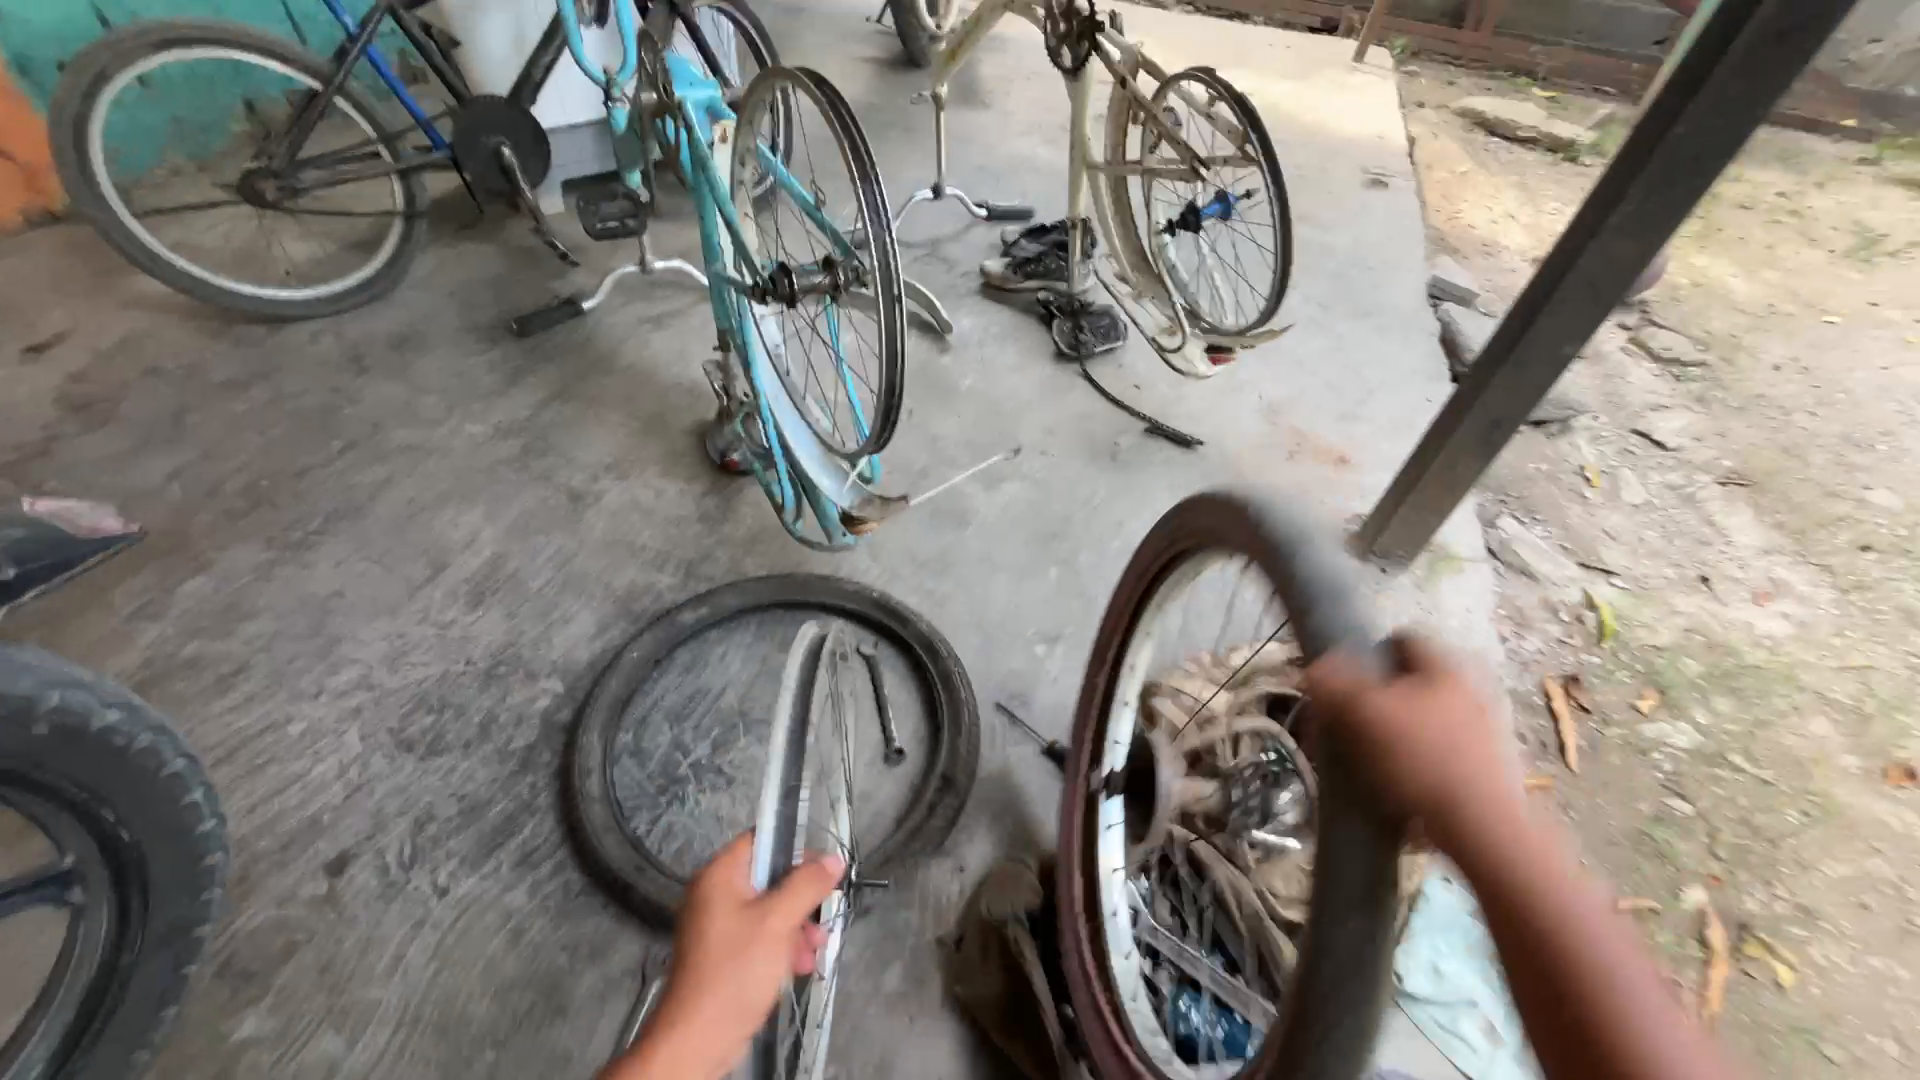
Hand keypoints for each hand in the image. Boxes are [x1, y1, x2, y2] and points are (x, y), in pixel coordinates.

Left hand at [607, 833, 844, 1079]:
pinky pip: (760, 934)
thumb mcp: (778, 922)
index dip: (794, 847)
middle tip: (822, 915)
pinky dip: (782, 945)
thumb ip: (807, 885)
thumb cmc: (735, 971)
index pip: (760, 838)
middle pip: (769, 876)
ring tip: (815, 949)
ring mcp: (718, 925)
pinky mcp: (725, 953)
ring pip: (769, 908)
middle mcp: (715, 894)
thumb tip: (834, 858)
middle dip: (801, 897)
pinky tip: (800, 966)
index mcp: (719, 875)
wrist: (697, 1040)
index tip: (823, 867)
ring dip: (797, 925)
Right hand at [1305, 635, 1522, 850]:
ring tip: (1368, 753)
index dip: (1371, 651)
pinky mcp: (1486, 766)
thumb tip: (1315, 667)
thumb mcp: (1363, 713)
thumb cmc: (1419, 758)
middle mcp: (1470, 690)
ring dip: (1397, 729)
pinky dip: (1416, 757)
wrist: (1481, 826)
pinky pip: (1439, 749)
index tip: (1347, 675)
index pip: (1404, 639)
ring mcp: (1484, 730)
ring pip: (1426, 716)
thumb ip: (1334, 683)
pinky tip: (1396, 778)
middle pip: (1414, 680)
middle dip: (1381, 695)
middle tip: (1351, 717)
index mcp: (1444, 668)